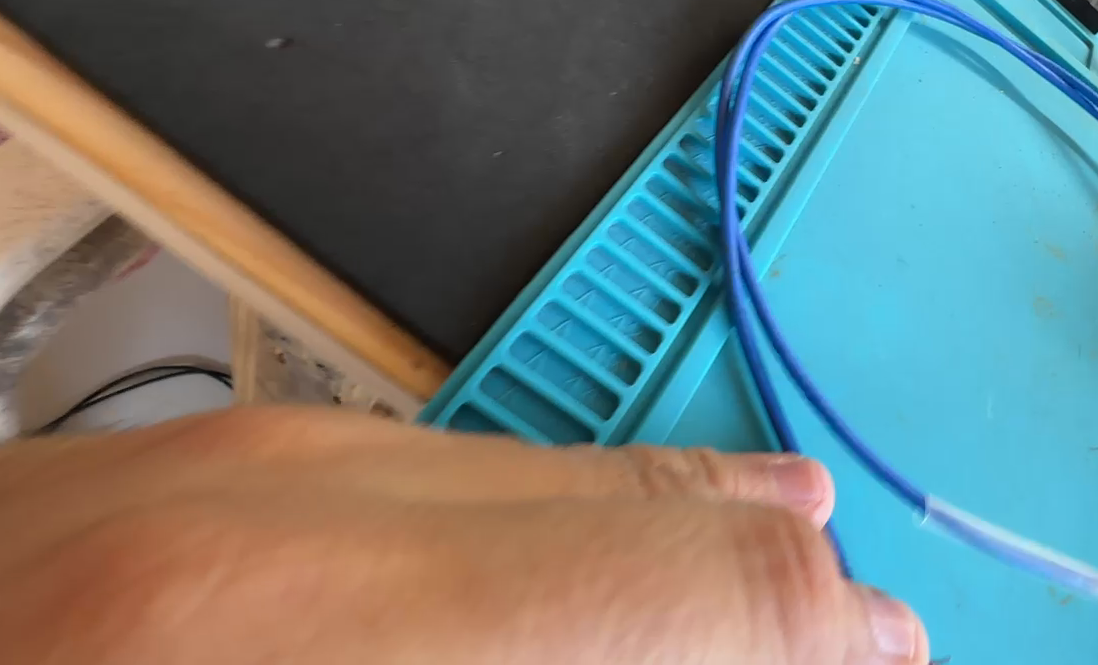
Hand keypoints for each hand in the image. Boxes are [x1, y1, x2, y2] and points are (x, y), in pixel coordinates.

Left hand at [0, 408, 927, 663]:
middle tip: (862, 617)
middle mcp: (296, 507)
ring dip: (683, 519)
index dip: (805, 627)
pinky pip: (466, 467)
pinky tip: (612, 520)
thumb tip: (681, 639)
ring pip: (560, 469)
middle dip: (769, 571)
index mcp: (301, 638)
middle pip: (638, 507)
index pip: (676, 587)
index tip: (883, 651)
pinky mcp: (213, 452)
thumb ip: (552, 647)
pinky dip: (570, 504)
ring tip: (778, 533)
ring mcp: (248, 457)